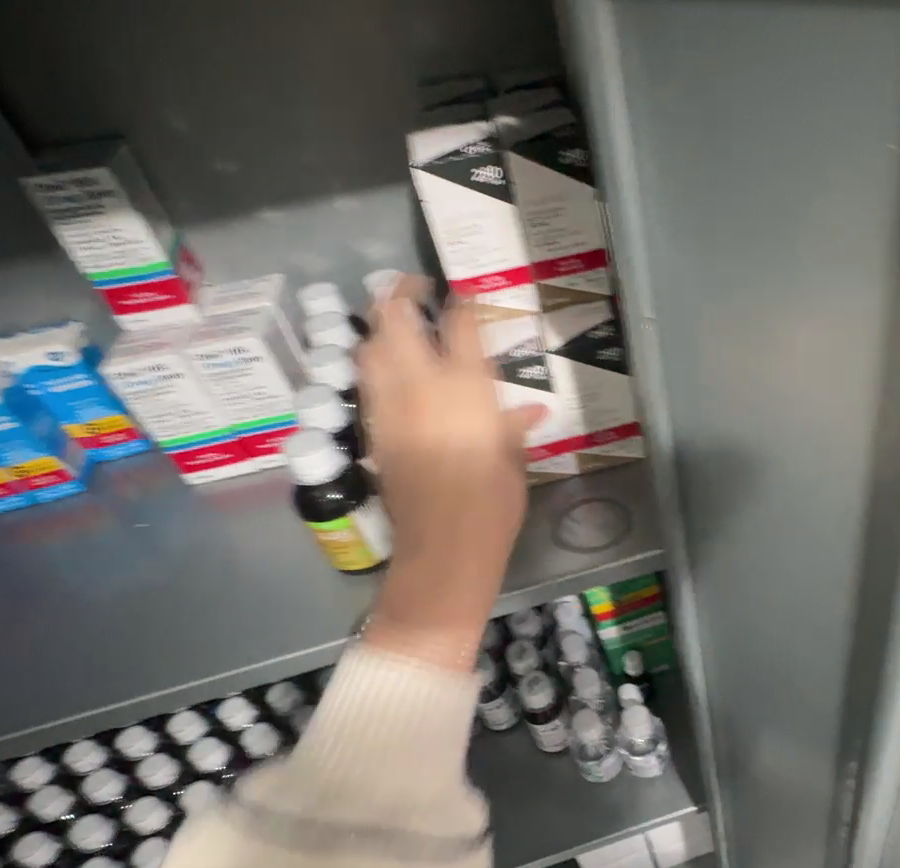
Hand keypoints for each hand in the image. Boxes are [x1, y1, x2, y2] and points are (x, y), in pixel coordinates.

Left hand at [357, 277, 545, 668]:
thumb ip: (515, 427)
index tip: (465, 296)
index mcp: (466, 388)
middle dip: (401, 295)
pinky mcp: (374, 431)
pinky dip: (374, 366)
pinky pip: (367, 384)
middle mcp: (421, 385)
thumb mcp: (513, 461)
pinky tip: (387, 371)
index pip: (460, 325)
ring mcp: (389, 406)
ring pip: (370, 347)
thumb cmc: (493, 504)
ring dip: (379, 327)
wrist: (445, 547)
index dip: (462, 303)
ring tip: (394, 324)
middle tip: (413, 287)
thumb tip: (531, 411)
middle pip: (397, 319)